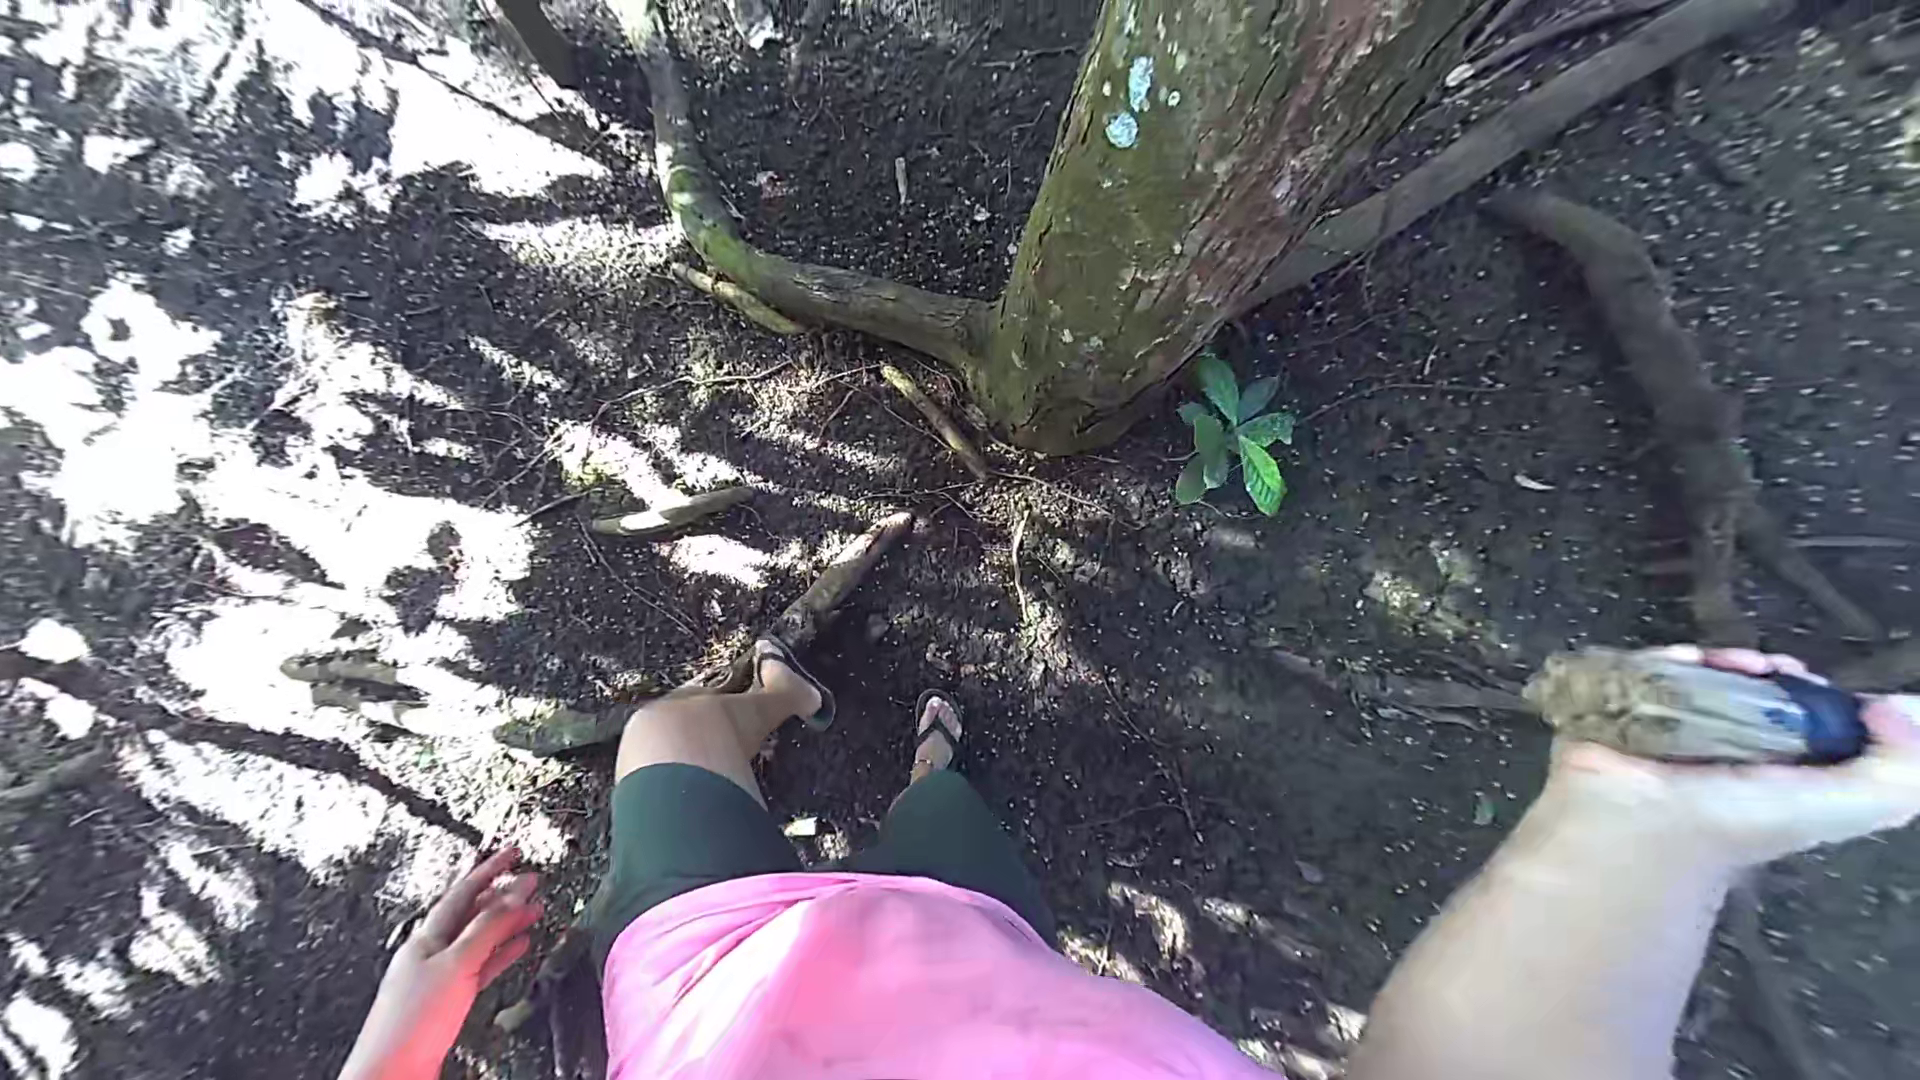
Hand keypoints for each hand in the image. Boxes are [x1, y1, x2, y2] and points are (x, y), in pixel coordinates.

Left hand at [339, 848, 542, 1079]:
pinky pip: (484, 963)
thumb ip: (489, 926)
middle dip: (505, 894)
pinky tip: (519, 945)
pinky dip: (504, 951)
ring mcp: (442, 975)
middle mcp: (433, 952)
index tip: (513, 852)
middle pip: (474, 913)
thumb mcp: (457, 963)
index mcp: (427, 938)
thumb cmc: (410, 1024)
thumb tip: (517, 892)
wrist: (391, 1078)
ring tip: (535, 909)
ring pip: (483, 937)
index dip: (490, 868)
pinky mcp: (451, 998)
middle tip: (531, 880)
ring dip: (510, 921)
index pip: (464, 891)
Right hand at [1543, 646, 1919, 869]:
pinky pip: (1640, 669)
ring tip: (1718, 660)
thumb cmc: (1740, 815)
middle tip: (1763, 666)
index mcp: (1776, 763)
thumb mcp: (1853, 805)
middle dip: (1761, 669)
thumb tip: (1897, 705)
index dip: (1811, 691)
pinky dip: (1661, 657)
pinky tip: (1678, 659)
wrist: (1641, 813)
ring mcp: (1664, 720)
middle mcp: (1723, 739)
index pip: (1797, 715)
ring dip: (1712, 659)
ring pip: (1694, 674)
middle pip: (1745, 688)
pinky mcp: (1617, 703)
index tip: (1806, 679)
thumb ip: (1902, 767)